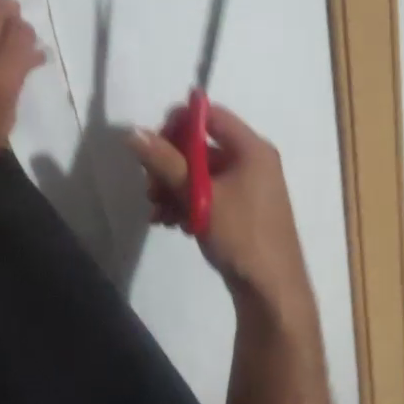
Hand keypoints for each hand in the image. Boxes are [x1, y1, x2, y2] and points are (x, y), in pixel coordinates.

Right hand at [126, 103, 318, 329]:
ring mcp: (246, 187)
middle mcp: (250, 161)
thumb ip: (165, 162)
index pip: (209, 115)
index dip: (177, 125)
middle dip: (168, 166)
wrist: (270, 287)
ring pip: (197, 174)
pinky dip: (185, 205)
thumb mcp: (199, 196)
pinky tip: (171, 224)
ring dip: (171, 189)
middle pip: (199, 146)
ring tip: (157, 214)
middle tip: (150, 190)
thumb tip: (133, 132)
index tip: (151, 149)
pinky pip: (205, 195)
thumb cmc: (240, 235)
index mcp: (250, 149)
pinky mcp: (239, 210)